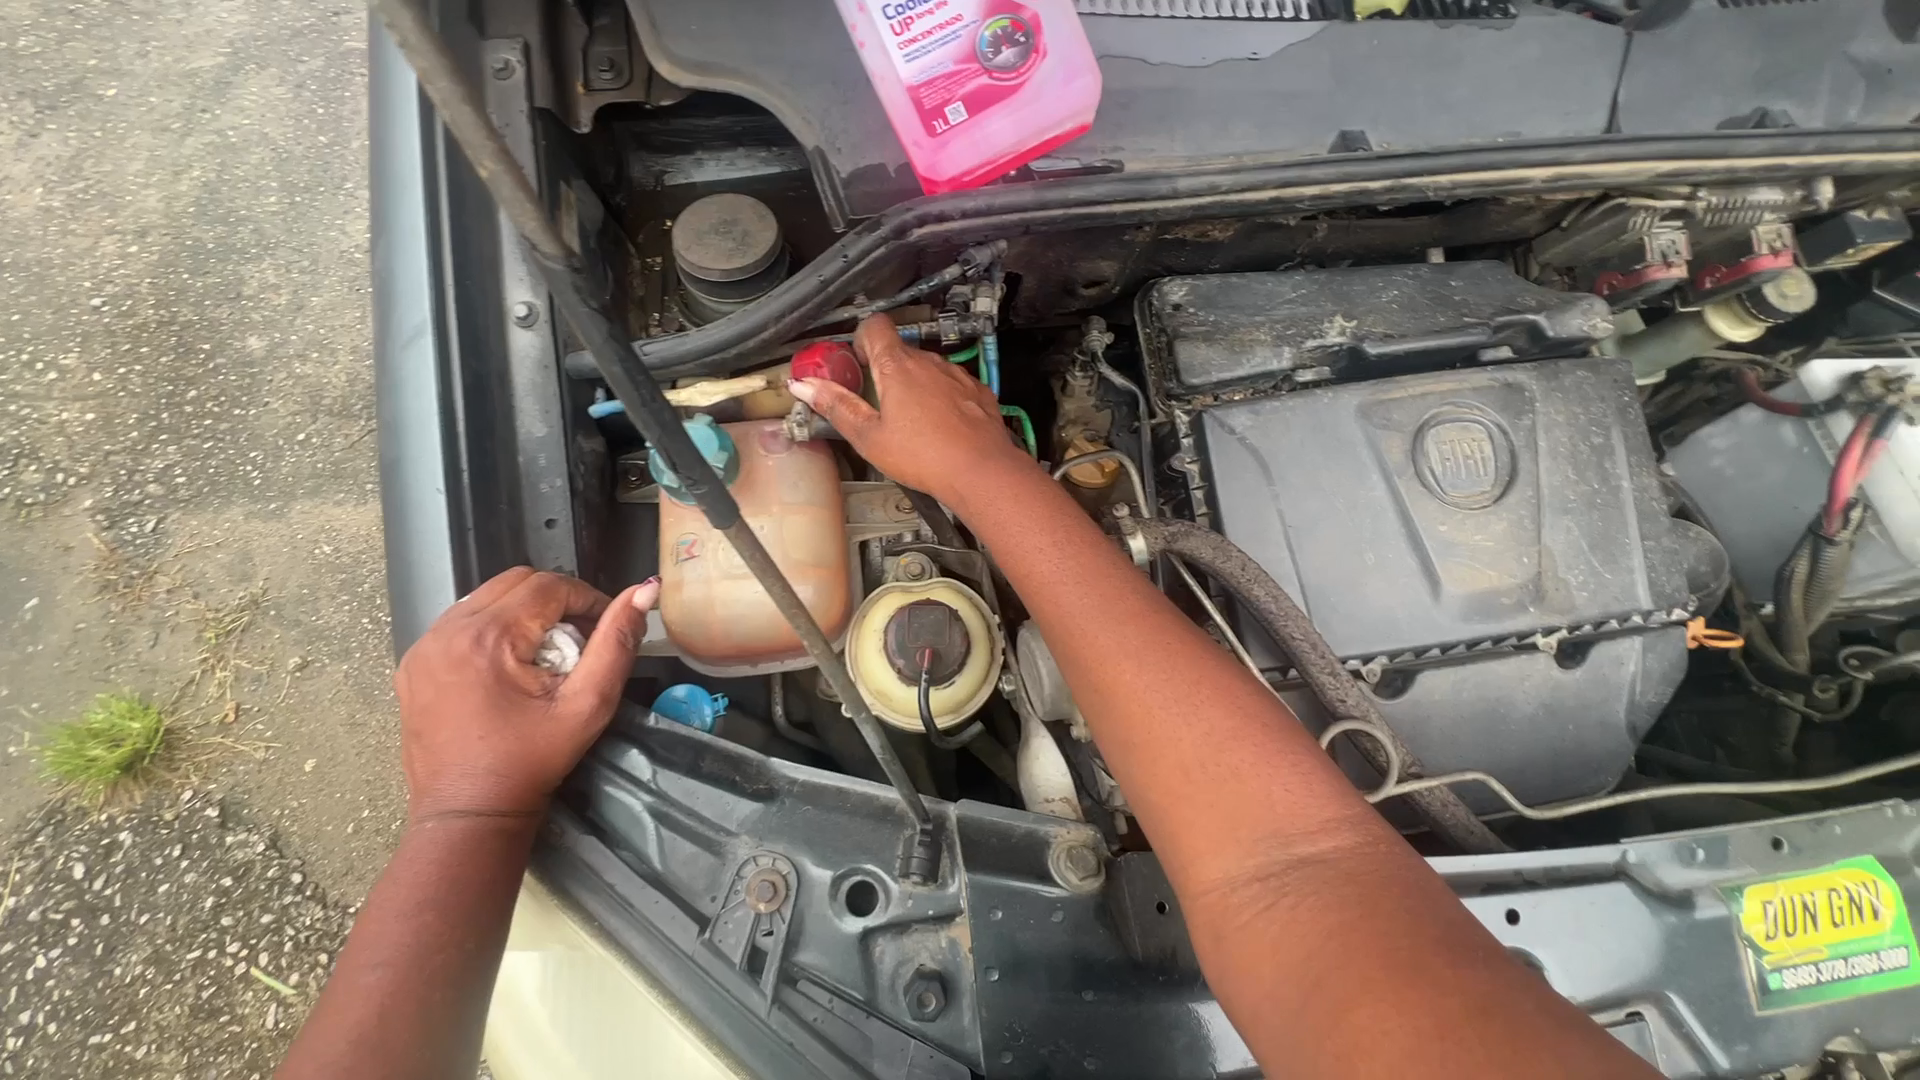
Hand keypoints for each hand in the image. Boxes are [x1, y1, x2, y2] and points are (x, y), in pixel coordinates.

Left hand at [393, 567, 657, 821]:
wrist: (469, 810)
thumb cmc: (533, 758)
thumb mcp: (589, 702)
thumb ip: (618, 641)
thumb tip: (645, 590)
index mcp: (489, 637)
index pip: (550, 585)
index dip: (587, 599)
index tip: (605, 629)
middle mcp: (448, 630)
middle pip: (516, 581)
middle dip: (557, 600)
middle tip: (579, 639)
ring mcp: (424, 646)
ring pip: (487, 596)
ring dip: (525, 611)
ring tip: (546, 652)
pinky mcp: (414, 663)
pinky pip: (461, 620)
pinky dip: (494, 627)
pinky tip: (510, 664)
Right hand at [788, 315, 1030, 506]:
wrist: (981, 470)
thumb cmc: (925, 456)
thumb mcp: (869, 437)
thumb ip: (836, 406)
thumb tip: (804, 385)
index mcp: (897, 366)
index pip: (874, 326)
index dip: (861, 341)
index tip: (856, 366)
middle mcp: (929, 361)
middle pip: (900, 351)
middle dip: (885, 372)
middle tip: (878, 406)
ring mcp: (956, 374)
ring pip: (927, 369)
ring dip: (915, 387)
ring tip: (911, 424)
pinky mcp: (977, 391)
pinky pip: (952, 386)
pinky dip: (942, 400)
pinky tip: (940, 428)